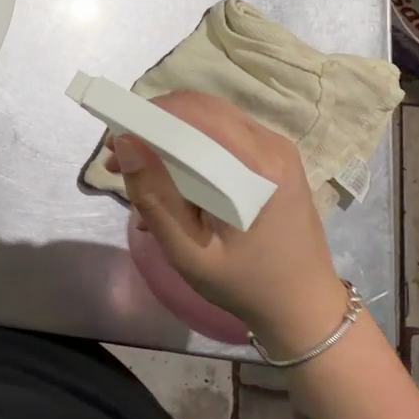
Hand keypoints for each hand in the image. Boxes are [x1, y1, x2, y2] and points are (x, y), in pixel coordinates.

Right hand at [110, 91, 348, 356]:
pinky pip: (220, 138)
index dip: (146, 117)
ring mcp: (275, 150)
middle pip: (199, 110)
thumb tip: (125, 144)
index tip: (114, 145)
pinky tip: (169, 185)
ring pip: (207, 121)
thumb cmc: (245, 284)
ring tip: (137, 175)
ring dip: (167, 139)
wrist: (304, 308)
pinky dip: (187, 151)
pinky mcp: (272, 159)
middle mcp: (270, 145)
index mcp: (257, 165)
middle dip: (151, 127)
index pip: (193, 112)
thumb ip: (155, 197)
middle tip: (119, 161)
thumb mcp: (188, 252)